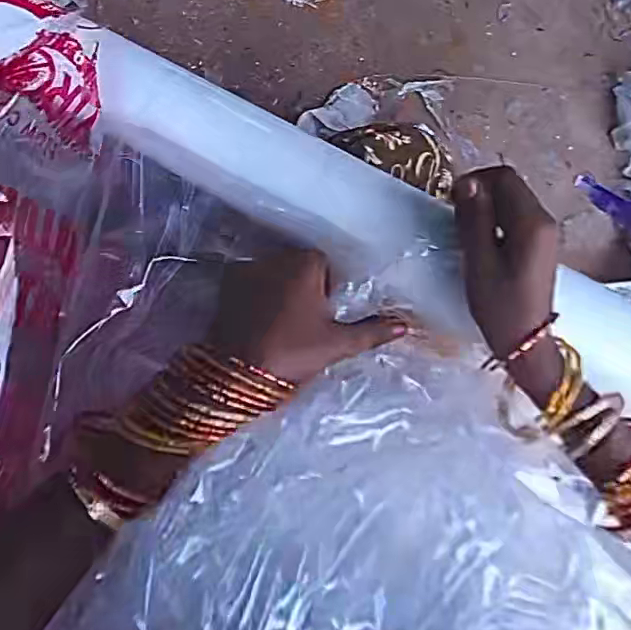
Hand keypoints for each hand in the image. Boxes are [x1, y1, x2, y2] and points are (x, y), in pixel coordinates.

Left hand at [206, 249, 408, 383]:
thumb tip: (403, 325)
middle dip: (304, 286)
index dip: (328, 289)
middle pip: (298, 266)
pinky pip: (250, 283)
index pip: (326, 264)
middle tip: (305, 321)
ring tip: (281, 322)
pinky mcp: (227, 284)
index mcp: (306, 263)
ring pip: (273, 273)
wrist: (237, 372)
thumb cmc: (293, 353)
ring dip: (279, 289)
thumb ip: (372, 331)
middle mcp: (276, 257)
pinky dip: (255, 295)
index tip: (325, 314)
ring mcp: (248, 268)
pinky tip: (258, 319)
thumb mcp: (337, 344)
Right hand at [452, 166, 558, 357]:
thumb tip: (467, 182)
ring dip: (487, 204)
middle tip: (454, 213)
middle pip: (510, 185)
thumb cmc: (500, 306)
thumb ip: (474, 219)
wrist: (527, 343)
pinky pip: (516, 216)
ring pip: (513, 199)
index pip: (503, 177)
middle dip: (480, 190)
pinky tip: (481, 239)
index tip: (451, 200)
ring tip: (464, 227)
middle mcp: (544, 221)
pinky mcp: (540, 244)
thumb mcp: (480, 261)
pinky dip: (496, 217)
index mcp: (532, 222)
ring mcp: (545, 233)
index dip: (474, 180)